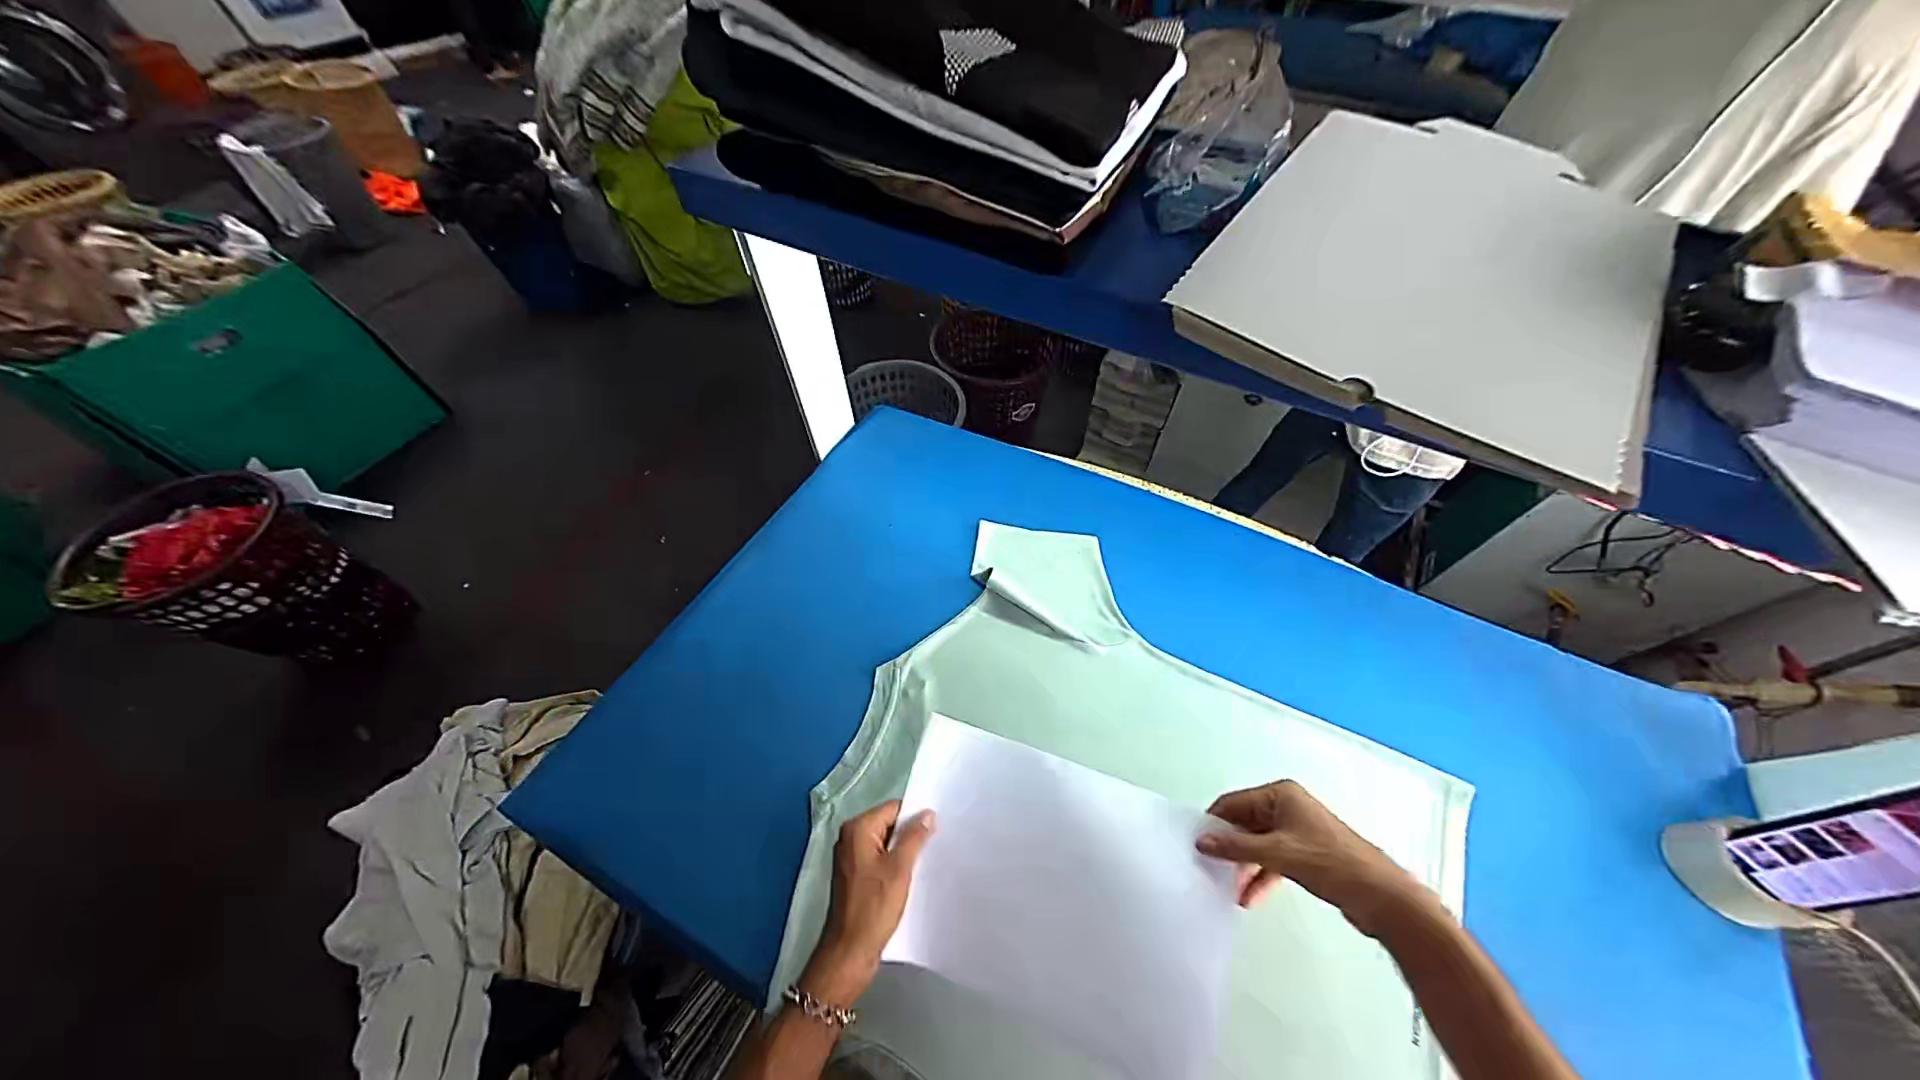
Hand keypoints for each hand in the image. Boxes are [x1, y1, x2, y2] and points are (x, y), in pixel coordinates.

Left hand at [803, 799, 935, 1004]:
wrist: (850, 951)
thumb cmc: (874, 906)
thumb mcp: (900, 868)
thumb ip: (914, 837)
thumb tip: (927, 814)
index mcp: (857, 829)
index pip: (893, 808)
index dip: (914, 817)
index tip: (935, 829)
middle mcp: (850, 837)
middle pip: (888, 823)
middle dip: (909, 834)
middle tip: (933, 846)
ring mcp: (850, 857)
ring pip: (885, 842)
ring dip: (903, 850)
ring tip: (923, 861)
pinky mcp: (854, 875)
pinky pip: (879, 858)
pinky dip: (893, 863)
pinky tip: (908, 876)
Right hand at [1196, 779, 1428, 936]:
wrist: (1383, 899)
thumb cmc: (1333, 864)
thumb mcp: (1277, 853)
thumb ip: (1236, 848)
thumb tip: (1203, 841)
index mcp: (1280, 795)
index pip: (1234, 803)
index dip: (1215, 823)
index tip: (1198, 842)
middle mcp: (1288, 808)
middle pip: (1245, 824)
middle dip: (1229, 847)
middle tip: (1210, 867)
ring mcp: (1298, 831)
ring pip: (1258, 845)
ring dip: (1245, 867)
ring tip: (1230, 888)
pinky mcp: (1306, 855)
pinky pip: (1273, 860)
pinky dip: (1261, 876)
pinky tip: (1250, 896)